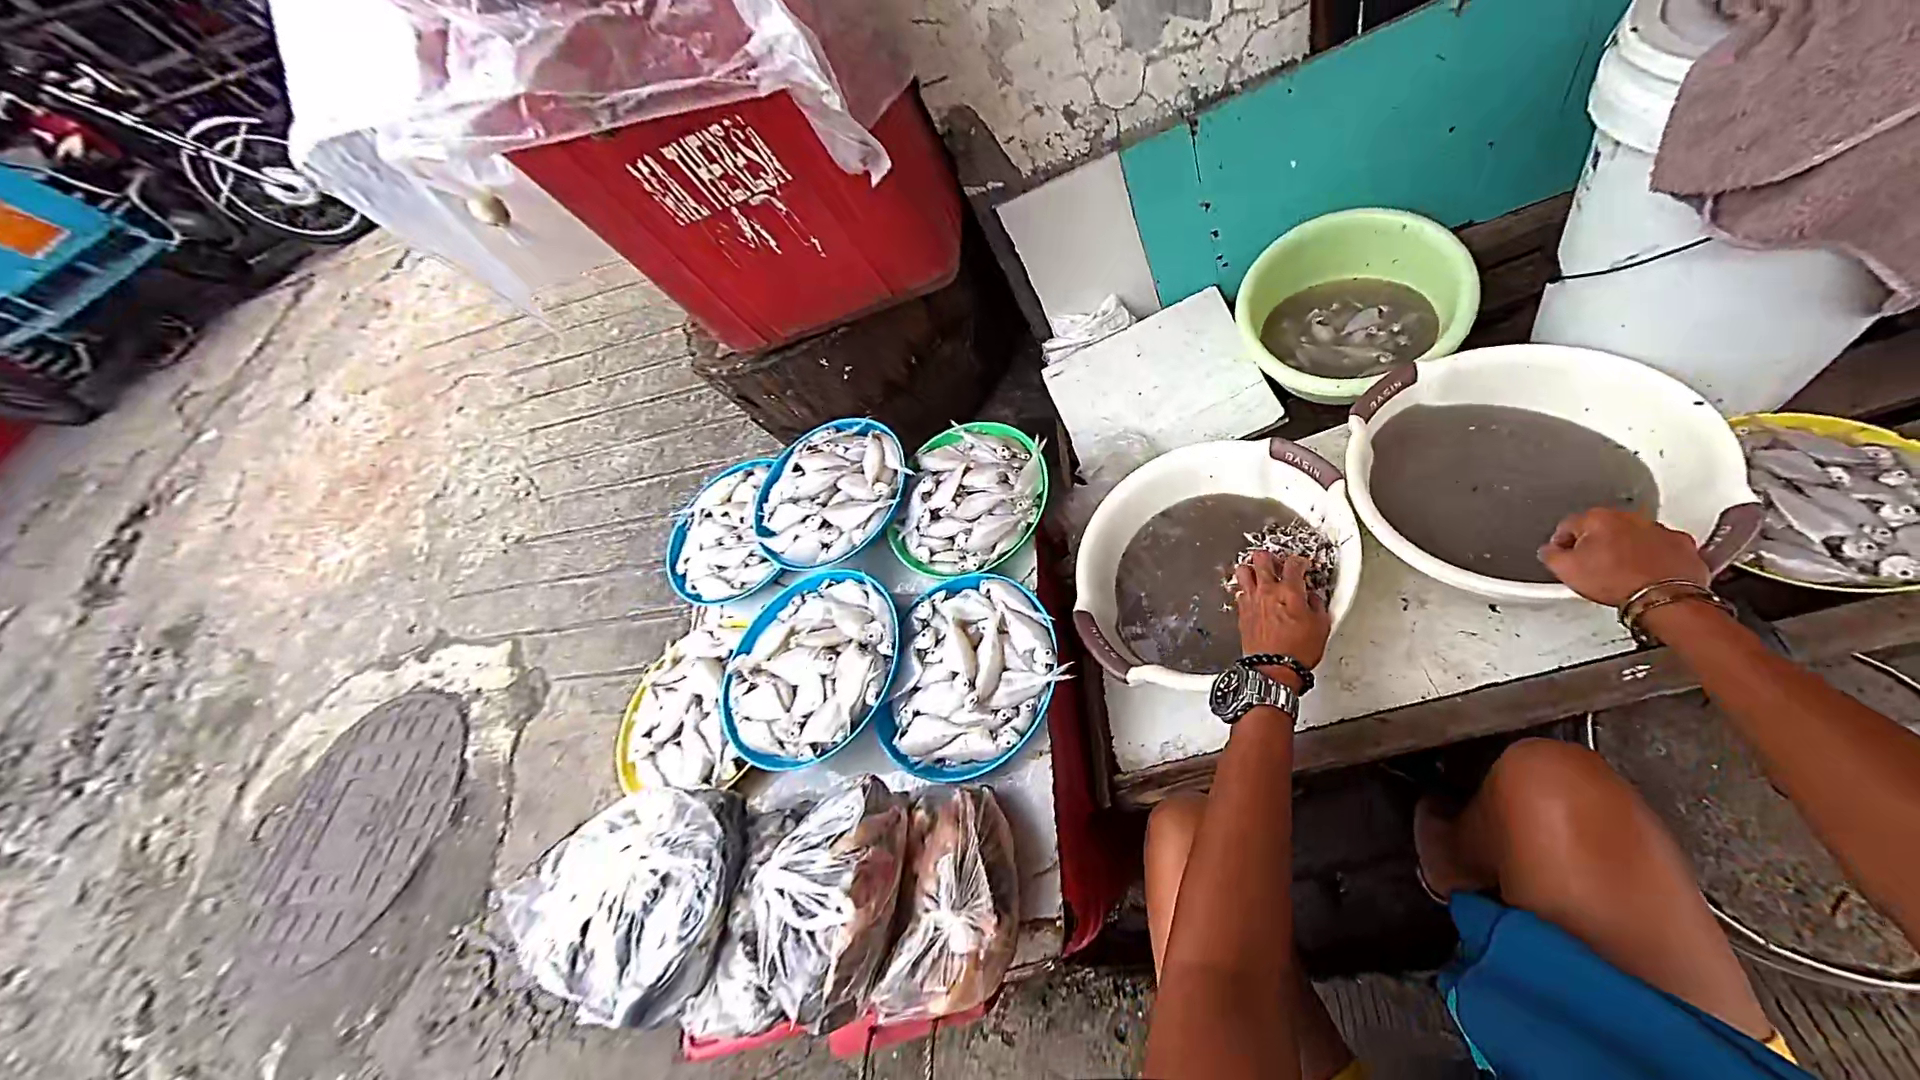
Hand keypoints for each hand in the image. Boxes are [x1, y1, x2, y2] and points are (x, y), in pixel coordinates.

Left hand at [1232, 551, 1330, 669]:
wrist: (1274, 667)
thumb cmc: (1297, 650)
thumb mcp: (1321, 625)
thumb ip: (1316, 604)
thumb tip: (1312, 597)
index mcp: (1290, 592)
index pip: (1293, 564)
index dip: (1299, 561)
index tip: (1302, 565)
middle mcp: (1267, 592)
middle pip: (1261, 559)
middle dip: (1269, 557)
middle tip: (1275, 563)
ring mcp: (1251, 600)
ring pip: (1243, 571)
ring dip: (1250, 569)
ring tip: (1258, 573)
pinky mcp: (1241, 612)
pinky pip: (1239, 592)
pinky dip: (1245, 589)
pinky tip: (1252, 594)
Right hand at [1537, 508, 1707, 607]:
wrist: (1662, 598)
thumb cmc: (1617, 581)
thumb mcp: (1563, 569)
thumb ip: (1549, 553)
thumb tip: (1550, 550)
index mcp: (1597, 518)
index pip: (1567, 525)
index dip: (1562, 544)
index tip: (1565, 557)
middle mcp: (1630, 518)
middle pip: (1602, 528)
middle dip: (1595, 545)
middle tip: (1591, 567)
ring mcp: (1659, 530)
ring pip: (1632, 536)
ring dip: (1624, 549)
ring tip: (1618, 573)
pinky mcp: (1682, 545)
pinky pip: (1659, 547)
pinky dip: (1651, 557)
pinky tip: (1642, 572)